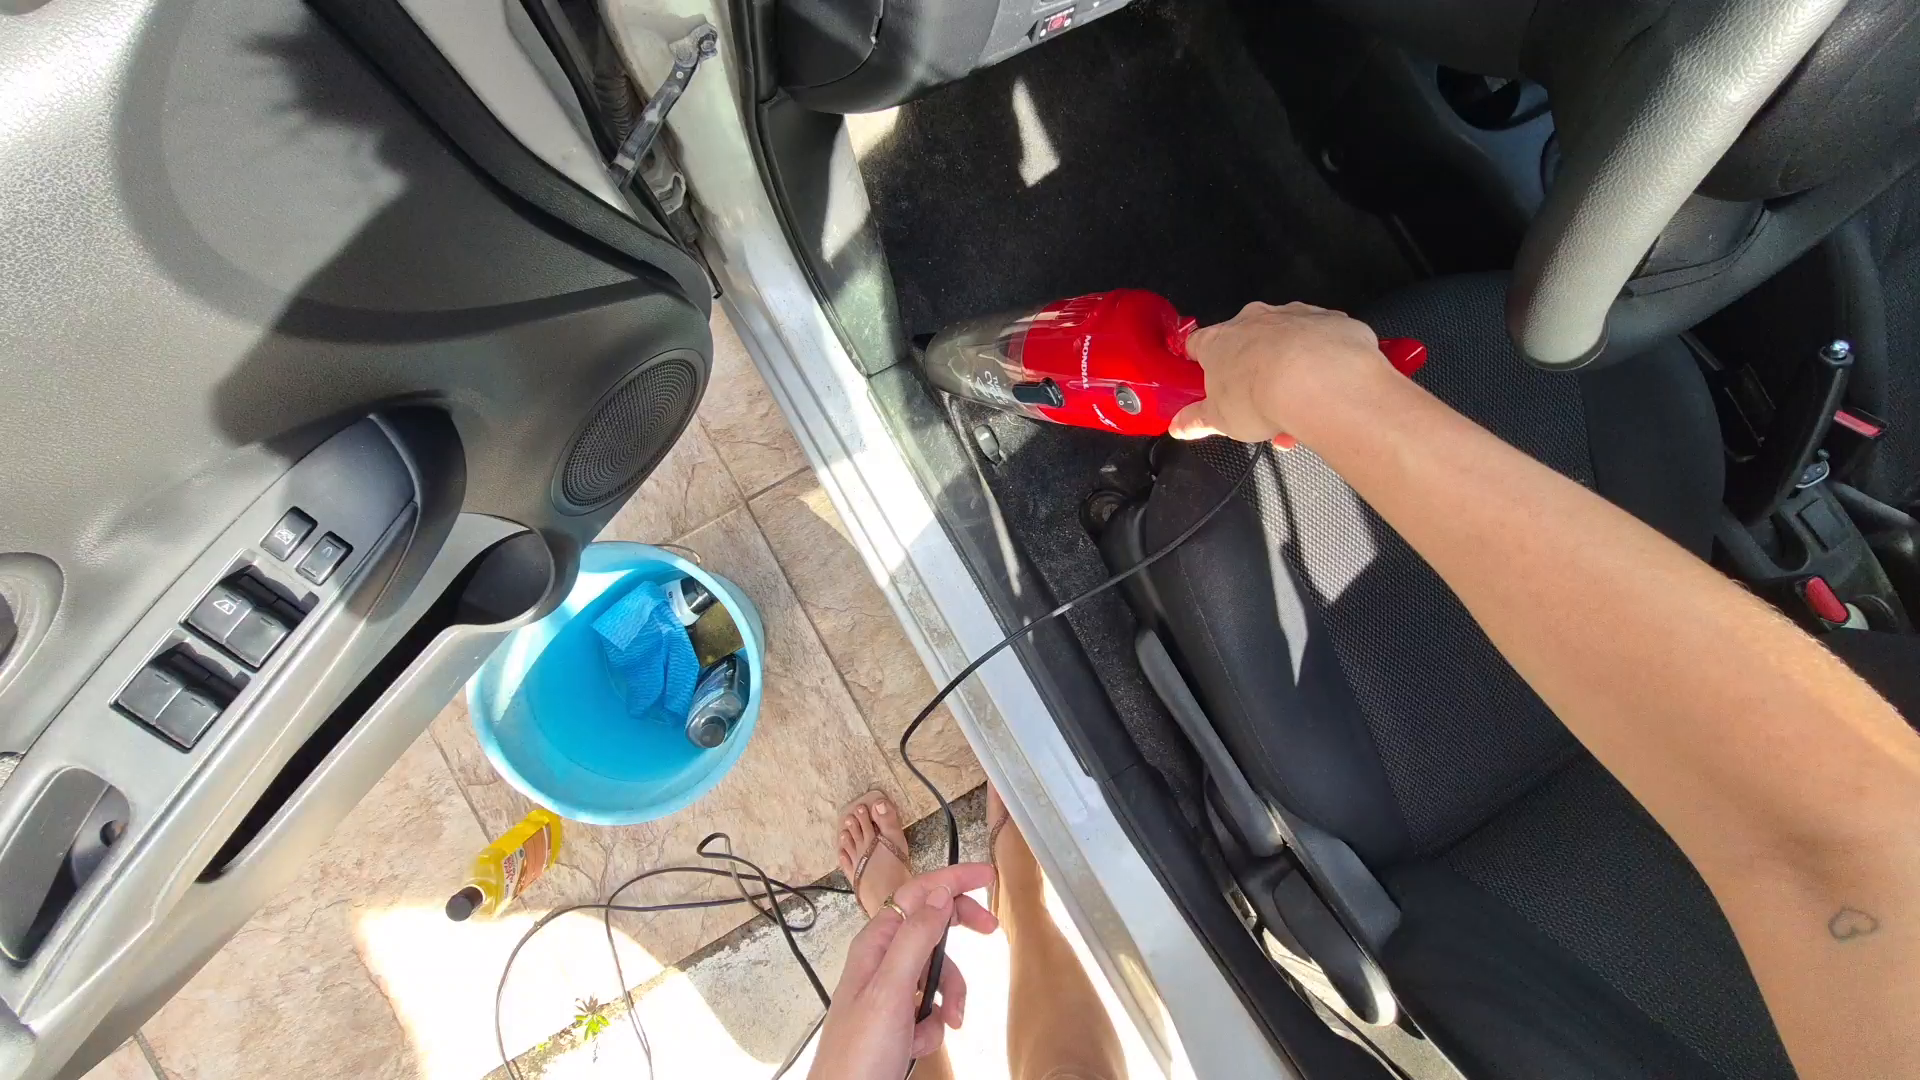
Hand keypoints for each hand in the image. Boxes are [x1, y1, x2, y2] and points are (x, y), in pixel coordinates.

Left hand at [808, 863, 997, 1079]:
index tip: (987, 875)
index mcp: (877, 941)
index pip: (919, 892)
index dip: (953, 879)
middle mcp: (883, 957)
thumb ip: (916, 936)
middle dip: (960, 931)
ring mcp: (890, 988)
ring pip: (937, 969)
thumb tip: (940, 892)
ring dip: (950, 993)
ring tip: (951, 1021)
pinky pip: (931, 1004)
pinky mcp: (897, 1017)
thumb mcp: (892, 989)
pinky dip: (935, 1021)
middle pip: (931, 924)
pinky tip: (922, 1042)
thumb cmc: (859, 1053)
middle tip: (991, 931)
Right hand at [1169, 301, 1383, 447]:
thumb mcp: (1219, 420)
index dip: (1199, 359)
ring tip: (1296, 407)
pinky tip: (1322, 389)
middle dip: (1249, 369)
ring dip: (1285, 368)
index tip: (1202, 374)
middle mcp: (1253, 320)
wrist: (1320, 382)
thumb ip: (1196, 420)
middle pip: (1244, 342)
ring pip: (1284, 342)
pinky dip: (1318, 360)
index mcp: (1218, 341)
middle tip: (1256, 401)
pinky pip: (1318, 339)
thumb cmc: (1259, 396)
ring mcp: (1293, 315)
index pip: (1197, 343)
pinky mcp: (1329, 320)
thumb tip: (1179, 426)